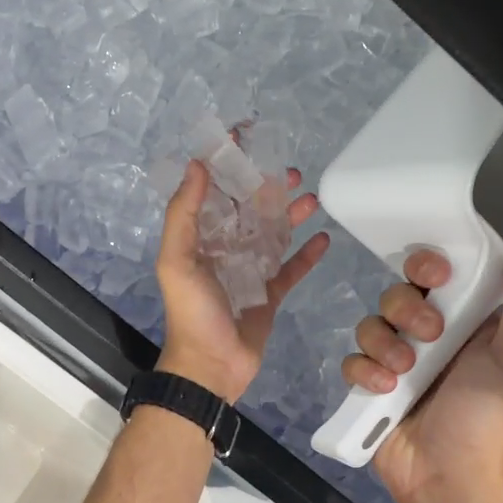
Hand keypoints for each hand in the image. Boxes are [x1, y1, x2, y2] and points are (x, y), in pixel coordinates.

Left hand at [156, 160, 330, 401]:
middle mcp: (224, 251)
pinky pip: (291, 269)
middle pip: (249, 210)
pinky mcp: (270, 294)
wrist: (211, 366)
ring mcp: (249, 272)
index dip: (227, 165)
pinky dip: (307, 254)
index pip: (214, 193)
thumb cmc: (193, 312)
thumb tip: (197, 165)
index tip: (246, 136)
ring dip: (291, 214)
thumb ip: (184, 213)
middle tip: (292, 170)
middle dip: (268, 187)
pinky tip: (325, 238)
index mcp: (200, 239)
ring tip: (312, 197)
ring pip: (273, 234)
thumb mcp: (177, 260)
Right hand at [342, 242, 502, 502]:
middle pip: (398, 293)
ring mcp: (396, 360)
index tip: (435, 277)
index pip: (440, 272)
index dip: (429, 265)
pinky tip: (384, 391)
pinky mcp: (369, 385)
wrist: (447, 473)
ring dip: (385, 345)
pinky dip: (364, 373)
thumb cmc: (489, 413)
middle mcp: (430, 334)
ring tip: (404, 374)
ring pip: (370, 324)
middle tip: (429, 335)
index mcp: (469, 320)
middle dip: (406, 310)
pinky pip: (351, 360)